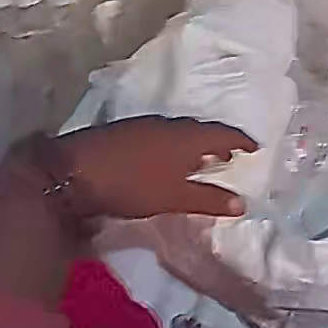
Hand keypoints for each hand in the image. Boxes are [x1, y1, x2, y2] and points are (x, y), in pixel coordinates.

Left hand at [55, 117, 258, 219]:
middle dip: (218, 142)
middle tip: (229, 156)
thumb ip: (209, 199)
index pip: (223, 133)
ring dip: (195, 144)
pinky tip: (167, 160)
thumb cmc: (132, 184)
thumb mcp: (174, 197)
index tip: (255, 148)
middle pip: (201, 129)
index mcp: (187, 136)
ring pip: (180, 131)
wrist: (73, 171)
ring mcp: (145, 125)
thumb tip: (243, 203)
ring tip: (202, 160)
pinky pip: (162, 134)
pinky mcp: (125, 132)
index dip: (241, 140)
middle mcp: (169, 124)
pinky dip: (175, 145)